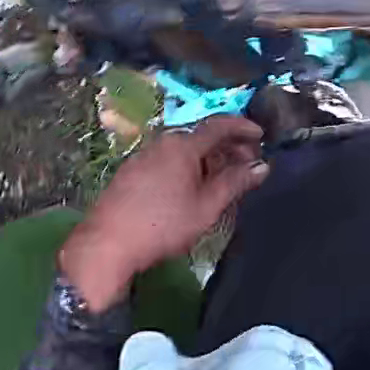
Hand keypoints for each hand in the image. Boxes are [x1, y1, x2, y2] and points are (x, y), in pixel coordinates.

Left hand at [58, 116, 269, 311]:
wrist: (107, 244)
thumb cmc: (163, 225)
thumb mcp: (207, 206)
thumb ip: (235, 183)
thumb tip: (262, 166)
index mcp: (183, 145)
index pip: (219, 125)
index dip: (243, 127)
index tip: (261, 136)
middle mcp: (163, 142)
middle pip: (202, 136)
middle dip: (229, 145)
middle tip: (249, 161)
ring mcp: (144, 155)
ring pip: (185, 149)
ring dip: (209, 157)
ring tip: (225, 177)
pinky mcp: (132, 171)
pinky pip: (169, 159)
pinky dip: (190, 165)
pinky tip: (195, 185)